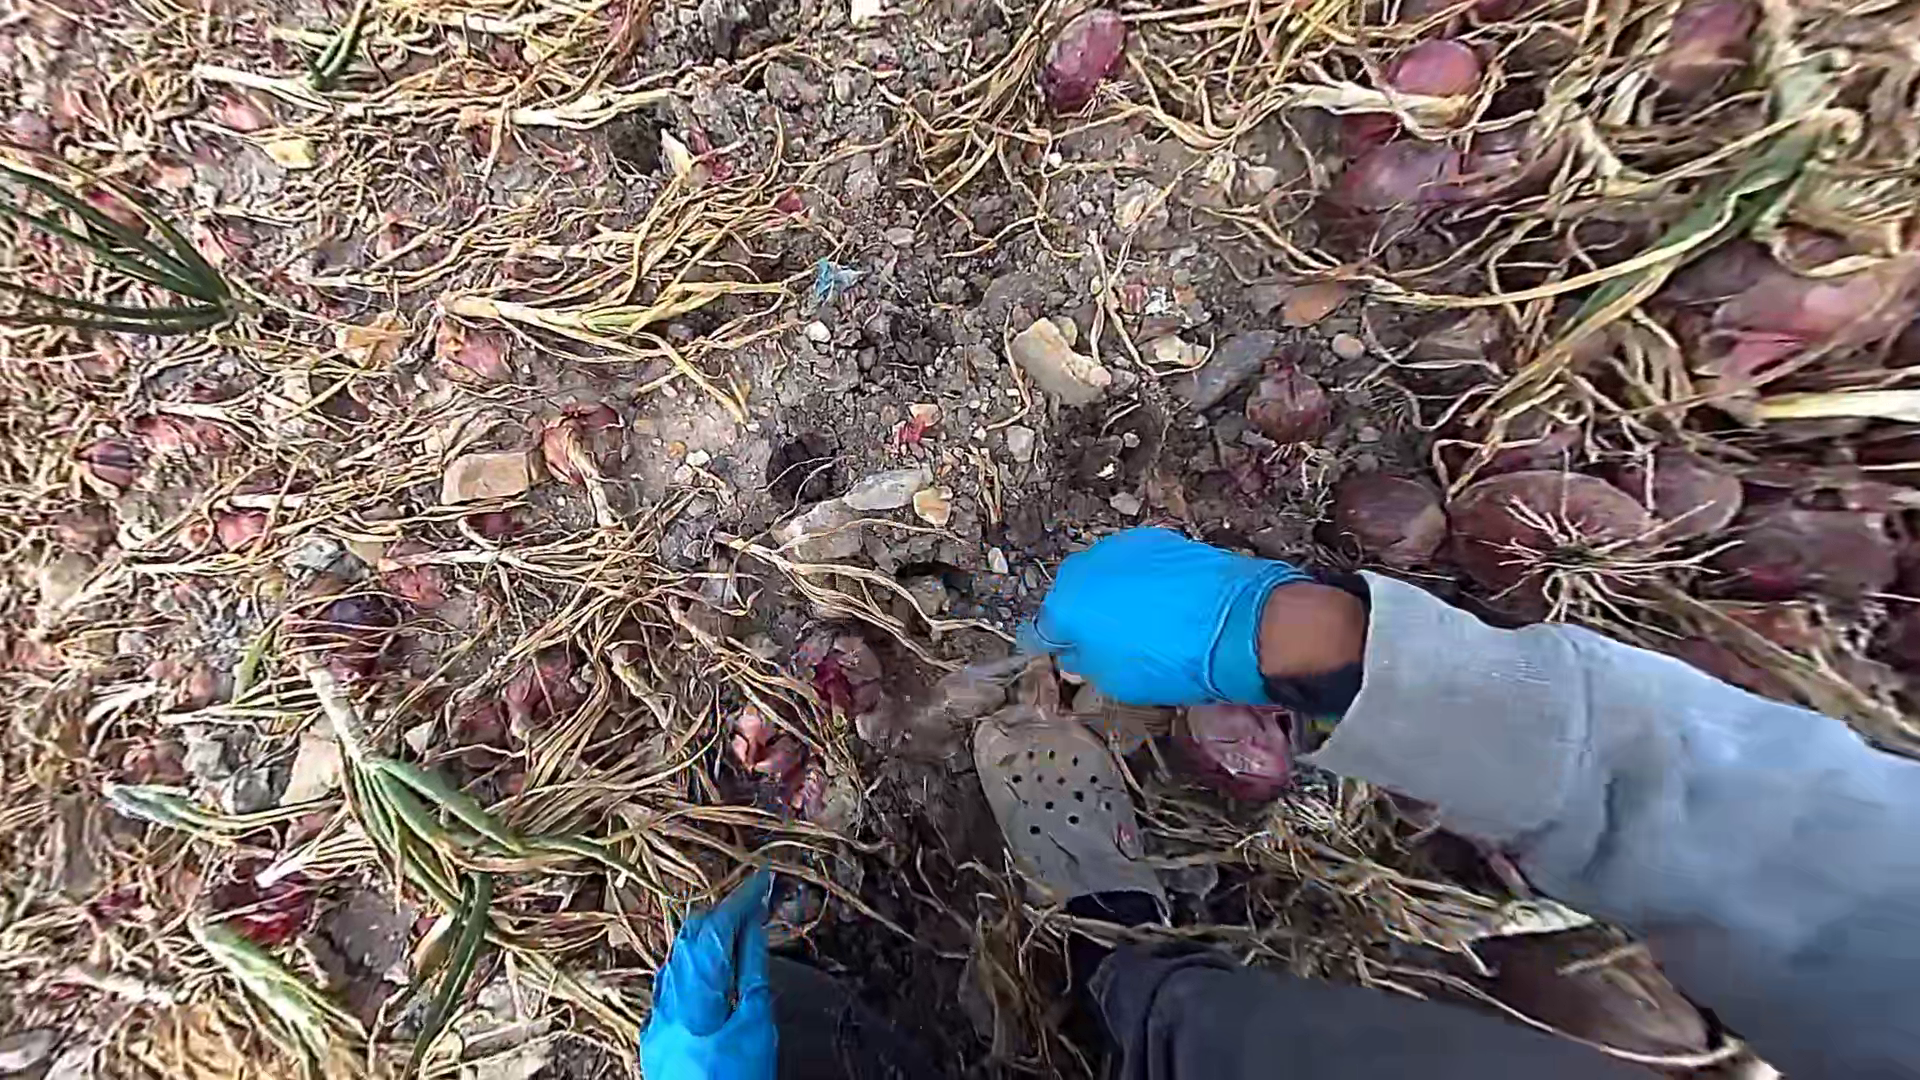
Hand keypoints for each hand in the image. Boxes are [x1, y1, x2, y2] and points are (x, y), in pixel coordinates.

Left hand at [640, 871, 775, 1079]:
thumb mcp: (756, 1022)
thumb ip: (751, 966)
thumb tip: (755, 922)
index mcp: (694, 993)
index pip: (718, 926)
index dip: (743, 897)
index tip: (765, 877)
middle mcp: (666, 999)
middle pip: (690, 935)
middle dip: (723, 910)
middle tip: (756, 900)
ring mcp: (656, 1017)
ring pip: (678, 954)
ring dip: (708, 932)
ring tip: (742, 924)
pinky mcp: (656, 1033)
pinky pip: (672, 978)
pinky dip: (695, 958)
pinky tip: (716, 958)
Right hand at [1024, 527, 1311, 705]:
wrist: (1238, 623)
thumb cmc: (1175, 660)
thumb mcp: (1116, 681)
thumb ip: (1084, 662)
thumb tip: (1078, 652)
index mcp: (1065, 609)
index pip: (1039, 631)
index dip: (1055, 646)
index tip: (1068, 653)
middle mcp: (1082, 571)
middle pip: (1069, 597)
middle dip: (1084, 615)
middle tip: (1110, 638)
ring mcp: (1116, 549)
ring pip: (1100, 575)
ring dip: (1111, 593)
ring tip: (1144, 616)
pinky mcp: (1150, 537)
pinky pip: (1131, 561)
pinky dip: (1139, 576)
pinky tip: (1165, 597)